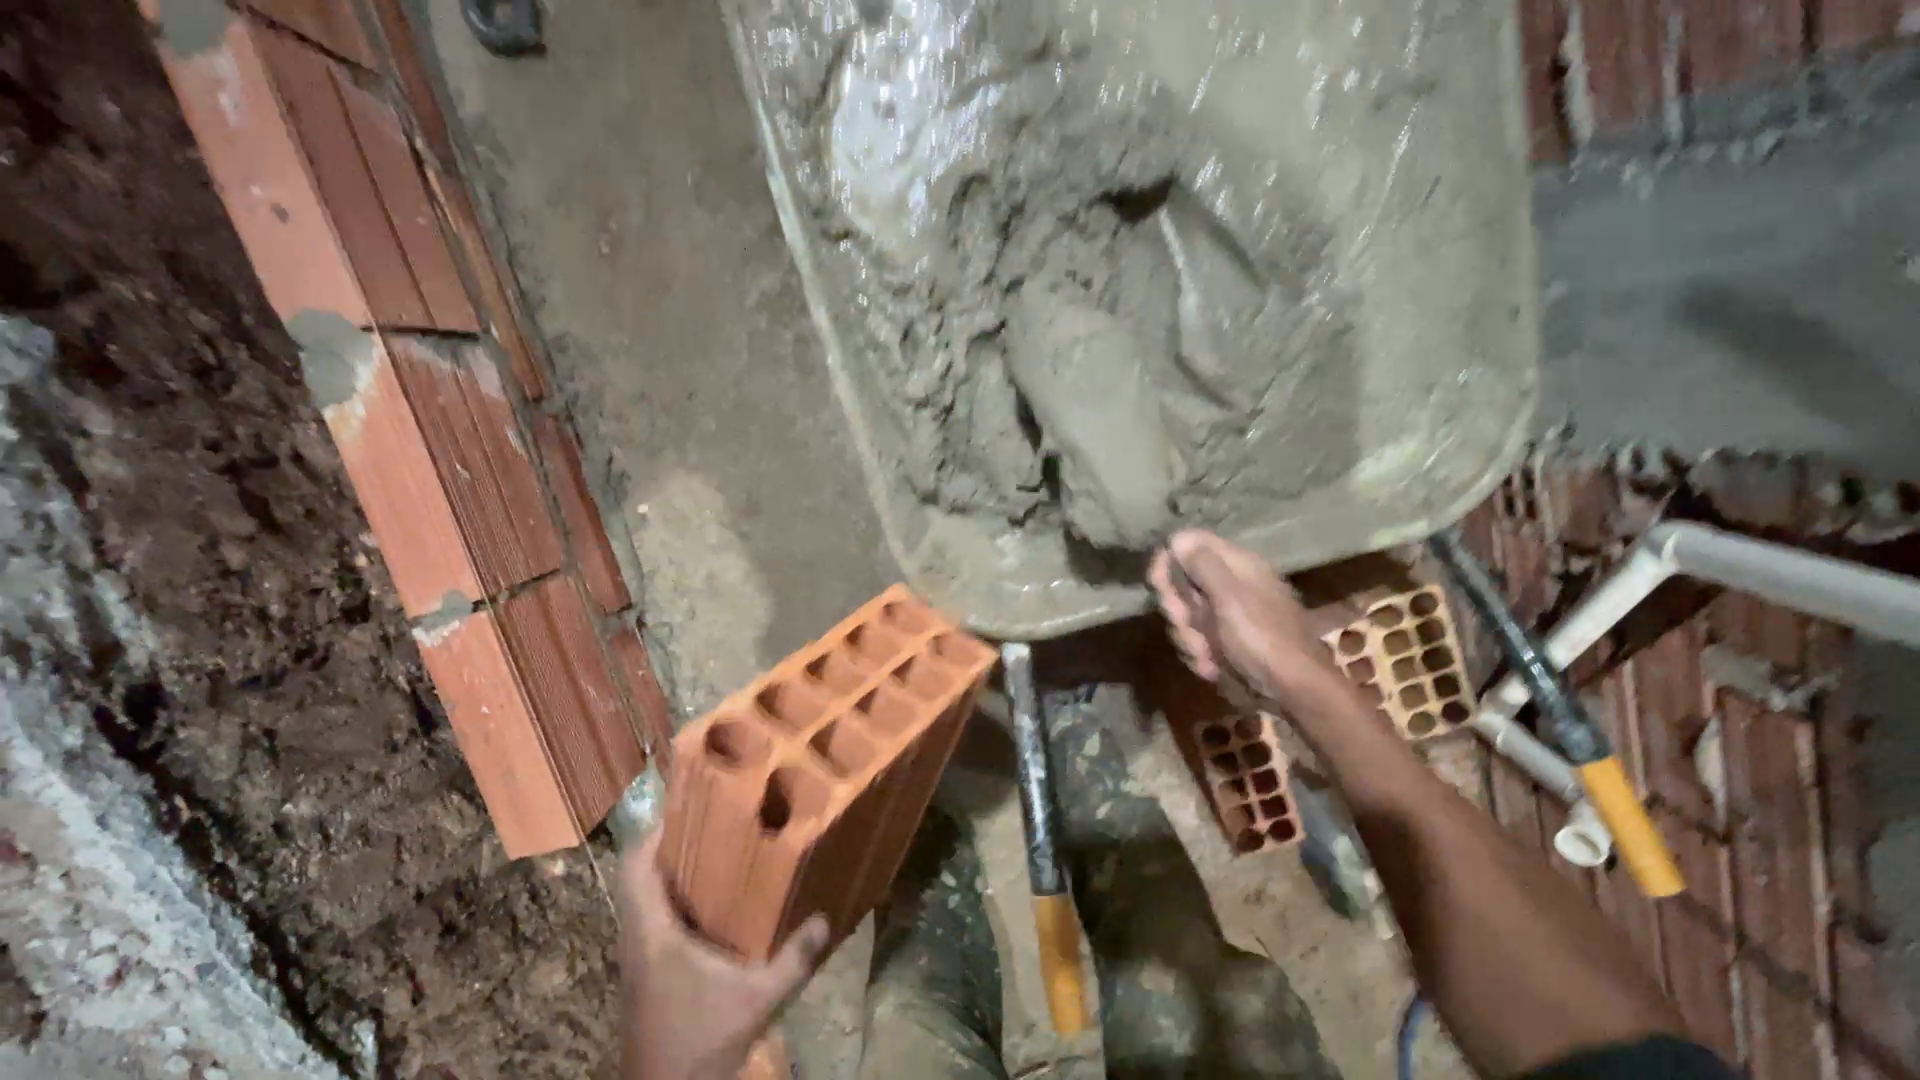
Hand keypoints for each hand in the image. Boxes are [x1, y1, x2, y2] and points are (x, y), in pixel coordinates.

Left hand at [618, 830, 828, 1079]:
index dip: (654, 832)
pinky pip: (653, 919)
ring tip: (717, 852)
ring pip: (644, 898)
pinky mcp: (646, 973)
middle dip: (671, 845)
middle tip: (714, 823)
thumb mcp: (757, 1000)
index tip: (689, 807)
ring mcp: (638, 956)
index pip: (634, 867)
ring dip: (672, 873)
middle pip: (638, 876)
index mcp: (652, 932)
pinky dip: (676, 900)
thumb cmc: (702, 1039)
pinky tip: (714, 904)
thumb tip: (824, 919)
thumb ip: (792, 960)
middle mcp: (637, 937)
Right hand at [1148, 528, 1330, 707]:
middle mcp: (1228, 587)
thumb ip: (1203, 565)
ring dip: (1188, 638)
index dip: (1169, 559)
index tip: (1158, 581)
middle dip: (1177, 608)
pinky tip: (1212, 667)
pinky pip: (1193, 642)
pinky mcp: (1220, 644)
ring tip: (1207, 653)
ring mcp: (1223, 617)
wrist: (1290, 690)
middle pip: (1180, 584)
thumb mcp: (1230, 597)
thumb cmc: (1262, 638)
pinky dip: (1199, 656)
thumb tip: (1178, 538)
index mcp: (1236, 566)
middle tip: (1188, 622)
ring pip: (1182, 618)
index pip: (1190, 544)